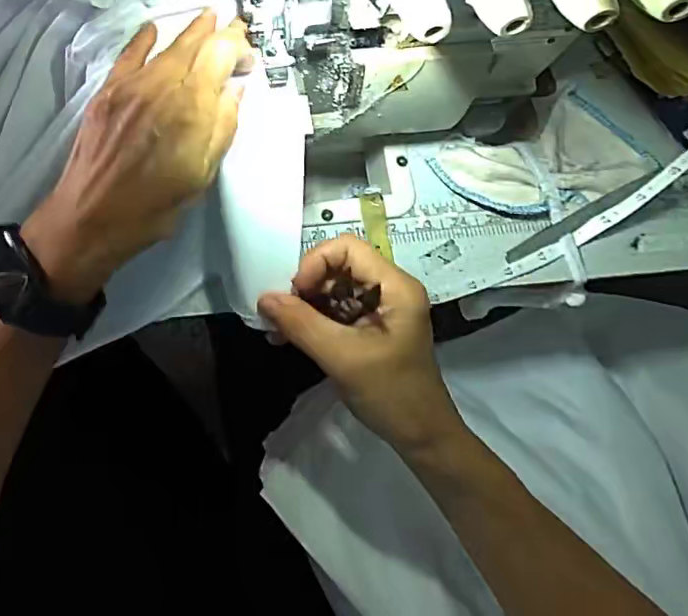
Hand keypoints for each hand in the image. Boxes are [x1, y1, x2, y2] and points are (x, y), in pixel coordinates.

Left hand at [24, 10, 251, 302]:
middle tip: (233, 28)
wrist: (90, 217)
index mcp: (191, 108)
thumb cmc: (153, 206)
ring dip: (189, 32)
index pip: (220, 55)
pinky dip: (143, 39)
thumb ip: (223, 126)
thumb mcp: (202, 174)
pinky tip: (153, 28)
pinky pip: (128, 55)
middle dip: (218, 33)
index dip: (237, 46)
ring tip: (206, 20)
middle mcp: (161, 87)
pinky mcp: (107, 92)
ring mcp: (130, 86)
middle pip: (195, 45)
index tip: (247, 51)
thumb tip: (234, 90)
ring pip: (166, 47)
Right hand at [257, 237, 464, 454]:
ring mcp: (381, 307)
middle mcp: (389, 288)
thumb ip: (302, 325)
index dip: (316, 262)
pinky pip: (337, 309)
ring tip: (278, 329)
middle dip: (307, 285)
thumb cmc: (392, 394)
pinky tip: (291, 336)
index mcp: (395, 286)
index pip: (348, 248)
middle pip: (339, 265)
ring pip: (334, 287)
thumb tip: (264, 299)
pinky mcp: (371, 326)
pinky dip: (314, 319)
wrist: (423, 439)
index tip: (296, 294)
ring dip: (305, 304)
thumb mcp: (343, 358)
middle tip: (283, 315)